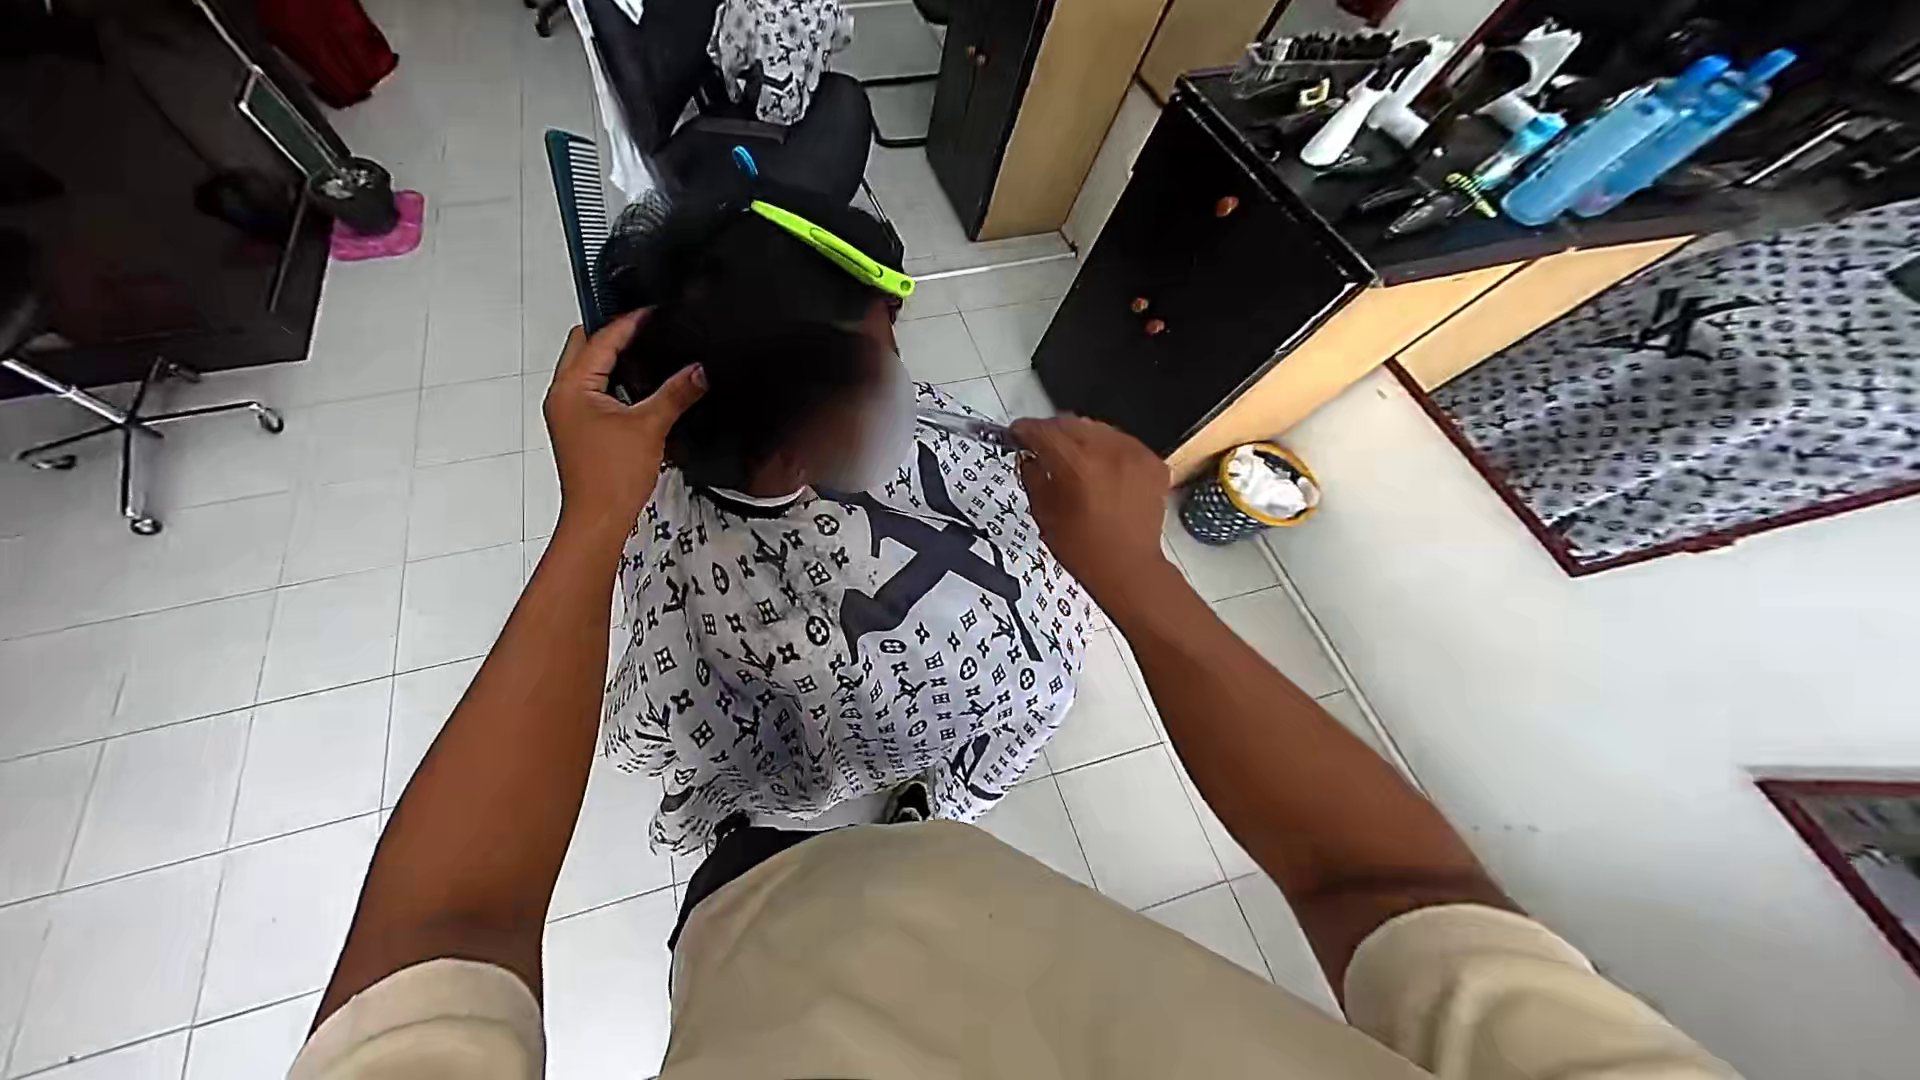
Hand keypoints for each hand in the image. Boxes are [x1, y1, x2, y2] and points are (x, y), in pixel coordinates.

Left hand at [544, 311, 705, 540]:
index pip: (599, 340)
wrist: (599, 517)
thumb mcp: (650, 427)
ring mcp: (569, 413)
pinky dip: (615, 383)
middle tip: (644, 326)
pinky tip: (640, 390)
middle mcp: (563, 396)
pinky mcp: (580, 428)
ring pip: (589, 371)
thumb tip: (698, 371)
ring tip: (646, 352)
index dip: (627, 323)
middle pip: (584, 348)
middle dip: (613, 334)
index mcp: (571, 388)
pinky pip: (595, 393)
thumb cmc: (610, 478)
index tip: (650, 314)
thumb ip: (676, 393)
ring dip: (613, 359)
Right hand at [1011, 416, 1173, 600]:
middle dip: (1052, 432)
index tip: (1018, 433)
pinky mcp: (1152, 462)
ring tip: (1072, 458)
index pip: (1043, 431)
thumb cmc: (1084, 550)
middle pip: (1071, 423)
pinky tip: (1101, 470)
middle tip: (1042, 446)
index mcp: (1077, 465)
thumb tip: (1029, 458)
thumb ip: (1033, 477)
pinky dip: (1108, 450)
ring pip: (1098, 429)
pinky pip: (1123, 443)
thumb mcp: (1044, 513)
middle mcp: (1109, 452)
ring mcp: (1135, 455)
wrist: (1128, 569)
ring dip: (1081, 438)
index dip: (1025, 431)